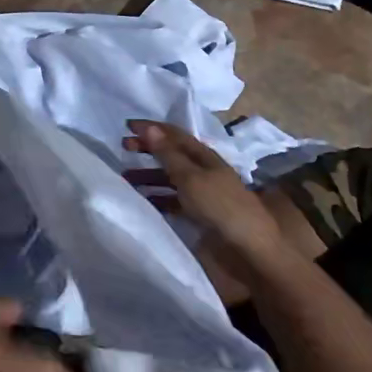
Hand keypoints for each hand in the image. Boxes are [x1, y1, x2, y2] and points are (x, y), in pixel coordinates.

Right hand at [122, 120, 298, 282]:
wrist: (248, 245)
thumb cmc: (219, 205)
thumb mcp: (191, 177)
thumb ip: (169, 155)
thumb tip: (150, 128)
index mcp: (203, 155)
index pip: (174, 134)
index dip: (152, 128)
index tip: (127, 126)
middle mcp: (203, 170)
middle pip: (171, 154)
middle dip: (148, 149)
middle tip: (123, 148)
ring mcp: (202, 192)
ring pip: (170, 177)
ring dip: (149, 175)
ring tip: (126, 177)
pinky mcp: (200, 213)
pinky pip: (174, 200)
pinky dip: (158, 198)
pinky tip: (144, 201)